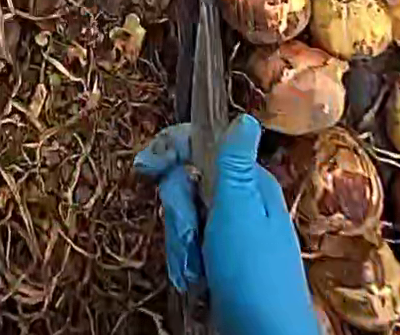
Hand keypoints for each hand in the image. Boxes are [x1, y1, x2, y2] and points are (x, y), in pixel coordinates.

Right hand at [134, 116, 318, 334]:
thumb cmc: (252, 272)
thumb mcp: (240, 208)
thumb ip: (235, 162)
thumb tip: (246, 118)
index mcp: (249, 183)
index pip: (202, 145)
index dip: (172, 149)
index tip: (147, 164)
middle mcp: (239, 204)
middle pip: (188, 181)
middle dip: (178, 207)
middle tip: (189, 233)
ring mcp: (227, 236)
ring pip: (184, 216)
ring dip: (180, 240)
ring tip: (194, 267)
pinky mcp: (217, 265)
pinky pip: (187, 246)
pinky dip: (184, 262)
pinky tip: (194, 281)